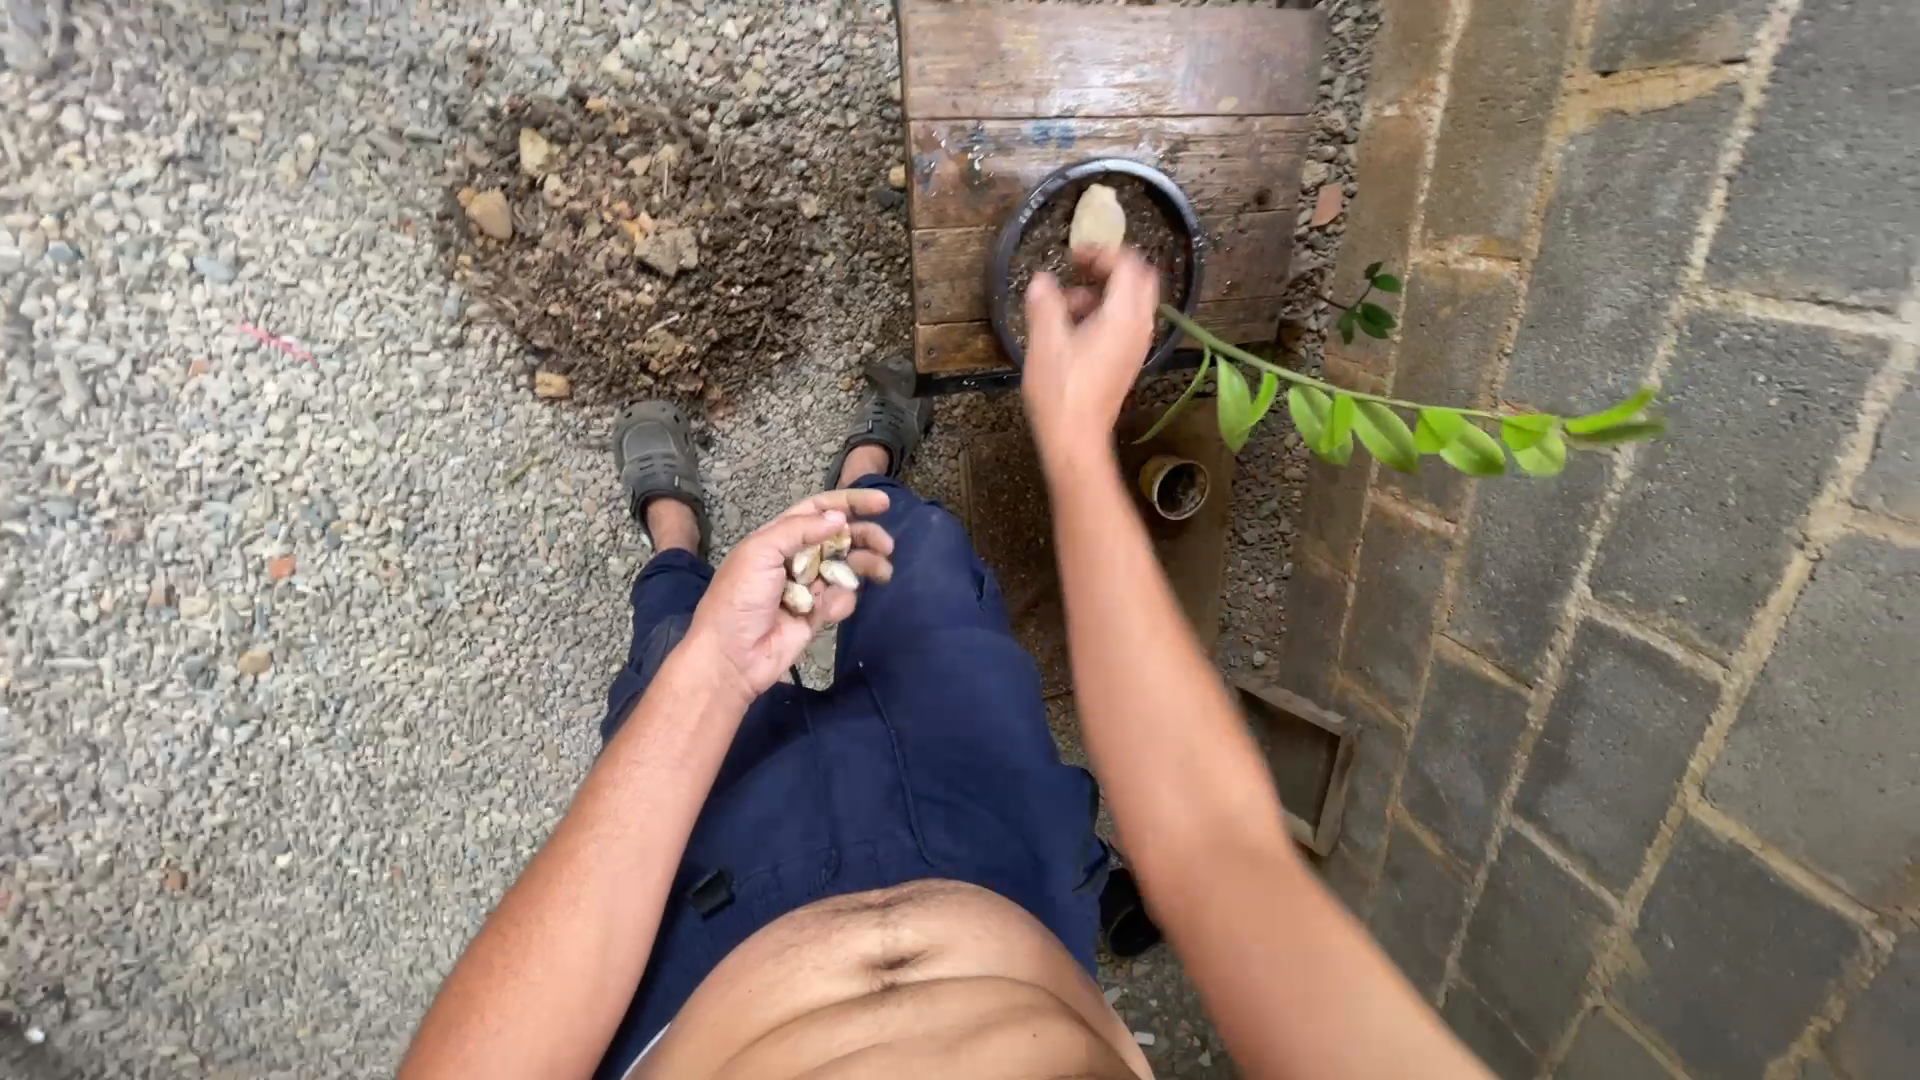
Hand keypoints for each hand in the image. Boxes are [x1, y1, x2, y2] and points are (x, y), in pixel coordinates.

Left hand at [683, 489, 894, 702]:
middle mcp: (796, 557)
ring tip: (883, 571)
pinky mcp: (817, 613)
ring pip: (847, 567)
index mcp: (779, 536)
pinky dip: (842, 601)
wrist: (732, 656)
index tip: (883, 503)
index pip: (819, 510)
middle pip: (840, 537)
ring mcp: (809, 586)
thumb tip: (838, 518)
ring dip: (866, 565)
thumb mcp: (761, 552)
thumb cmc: (739, 598)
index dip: (850, 504)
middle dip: (865, 536)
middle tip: (887, 544)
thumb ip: (799, 530)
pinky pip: (841, 599)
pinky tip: (828, 611)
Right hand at [1021, 246, 1158, 467]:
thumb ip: (1045, 304)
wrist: (1075, 439)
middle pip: (1140, 280)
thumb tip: (1041, 281)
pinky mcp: (1126, 363)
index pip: (1128, 265)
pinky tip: (1075, 331)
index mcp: (1123, 317)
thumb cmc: (1062, 393)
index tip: (1076, 254)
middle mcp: (1138, 329)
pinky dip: (1106, 316)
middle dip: (1112, 269)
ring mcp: (1136, 348)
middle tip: (1082, 269)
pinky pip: (1126, 326)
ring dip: (1105, 294)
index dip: (1103, 252)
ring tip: (1069, 304)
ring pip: (1133, 304)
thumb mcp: (1045, 342)